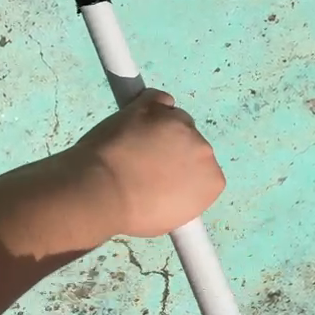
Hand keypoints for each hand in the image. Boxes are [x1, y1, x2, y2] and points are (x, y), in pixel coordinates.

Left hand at [67, 90, 224, 238]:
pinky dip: (147, 104)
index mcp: (212, 180)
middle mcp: (203, 150)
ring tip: (128, 141)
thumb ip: (181, 195)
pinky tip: (134, 115)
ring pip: (173, 118)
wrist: (101, 190)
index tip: (158, 173)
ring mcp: (177, 125)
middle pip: (189, 141)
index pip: (201, 168)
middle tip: (139, 158)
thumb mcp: (169, 216)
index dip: (178, 169)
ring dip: (156, 126)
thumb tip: (171, 186)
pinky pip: (156, 98)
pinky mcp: (151, 107)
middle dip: (168, 147)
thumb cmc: (131, 212)